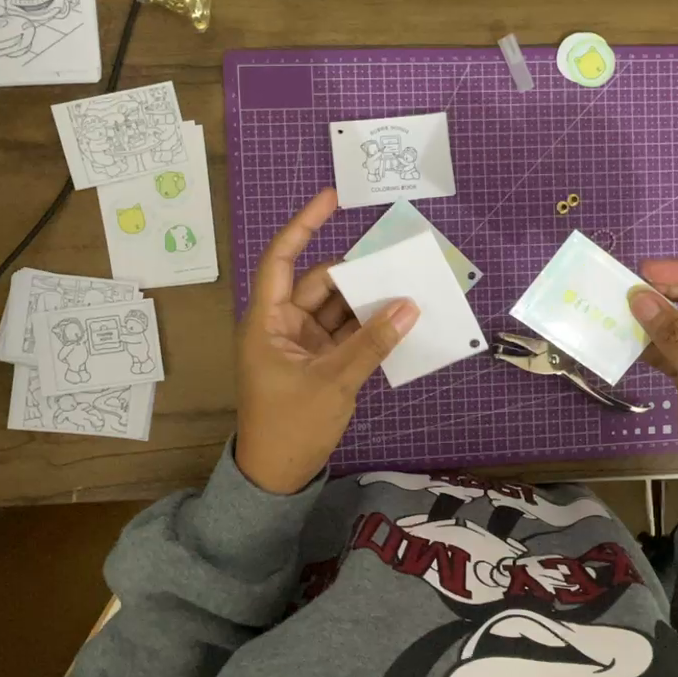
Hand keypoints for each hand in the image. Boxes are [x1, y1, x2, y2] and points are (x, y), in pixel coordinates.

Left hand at [236, 189, 419, 493]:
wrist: (278, 477)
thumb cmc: (291, 426)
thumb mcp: (334, 382)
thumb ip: (372, 343)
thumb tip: (409, 306)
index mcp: (267, 322)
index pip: (282, 260)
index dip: (303, 225)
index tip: (332, 199)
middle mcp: (282, 325)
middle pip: (321, 284)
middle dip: (357, 276)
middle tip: (398, 265)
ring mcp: (302, 345)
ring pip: (337, 309)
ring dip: (367, 303)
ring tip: (406, 291)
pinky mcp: (318, 363)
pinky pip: (345, 333)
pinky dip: (368, 328)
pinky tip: (397, 321)